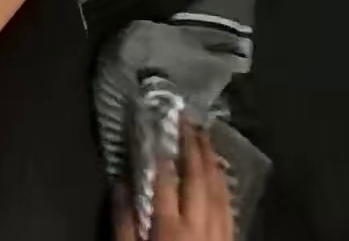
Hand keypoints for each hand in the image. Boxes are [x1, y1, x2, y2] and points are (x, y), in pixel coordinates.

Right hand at [114, 123, 232, 240]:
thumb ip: (122, 224)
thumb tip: (118, 184)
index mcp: (170, 228)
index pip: (165, 182)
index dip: (161, 154)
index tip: (158, 129)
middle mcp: (197, 225)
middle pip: (197, 179)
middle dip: (192, 146)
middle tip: (188, 119)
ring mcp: (218, 233)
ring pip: (217, 189)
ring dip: (211, 159)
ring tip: (204, 135)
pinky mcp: (230, 240)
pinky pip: (230, 207)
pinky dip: (224, 184)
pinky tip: (220, 171)